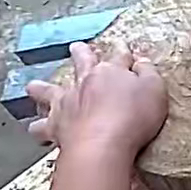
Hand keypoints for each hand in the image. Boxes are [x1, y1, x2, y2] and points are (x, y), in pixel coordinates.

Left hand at [26, 42, 167, 158]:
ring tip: (35, 87)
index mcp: (111, 71)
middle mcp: (85, 82)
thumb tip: (141, 62)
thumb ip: (149, 73)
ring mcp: (66, 102)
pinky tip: (39, 127)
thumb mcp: (155, 89)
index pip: (120, 56)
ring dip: (42, 88)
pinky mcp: (54, 125)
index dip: (123, 51)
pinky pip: (39, 126)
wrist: (104, 144)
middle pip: (82, 62)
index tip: (123, 46)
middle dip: (81, 53)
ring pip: (48, 90)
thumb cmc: (135, 116)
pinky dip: (39, 126)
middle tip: (77, 47)